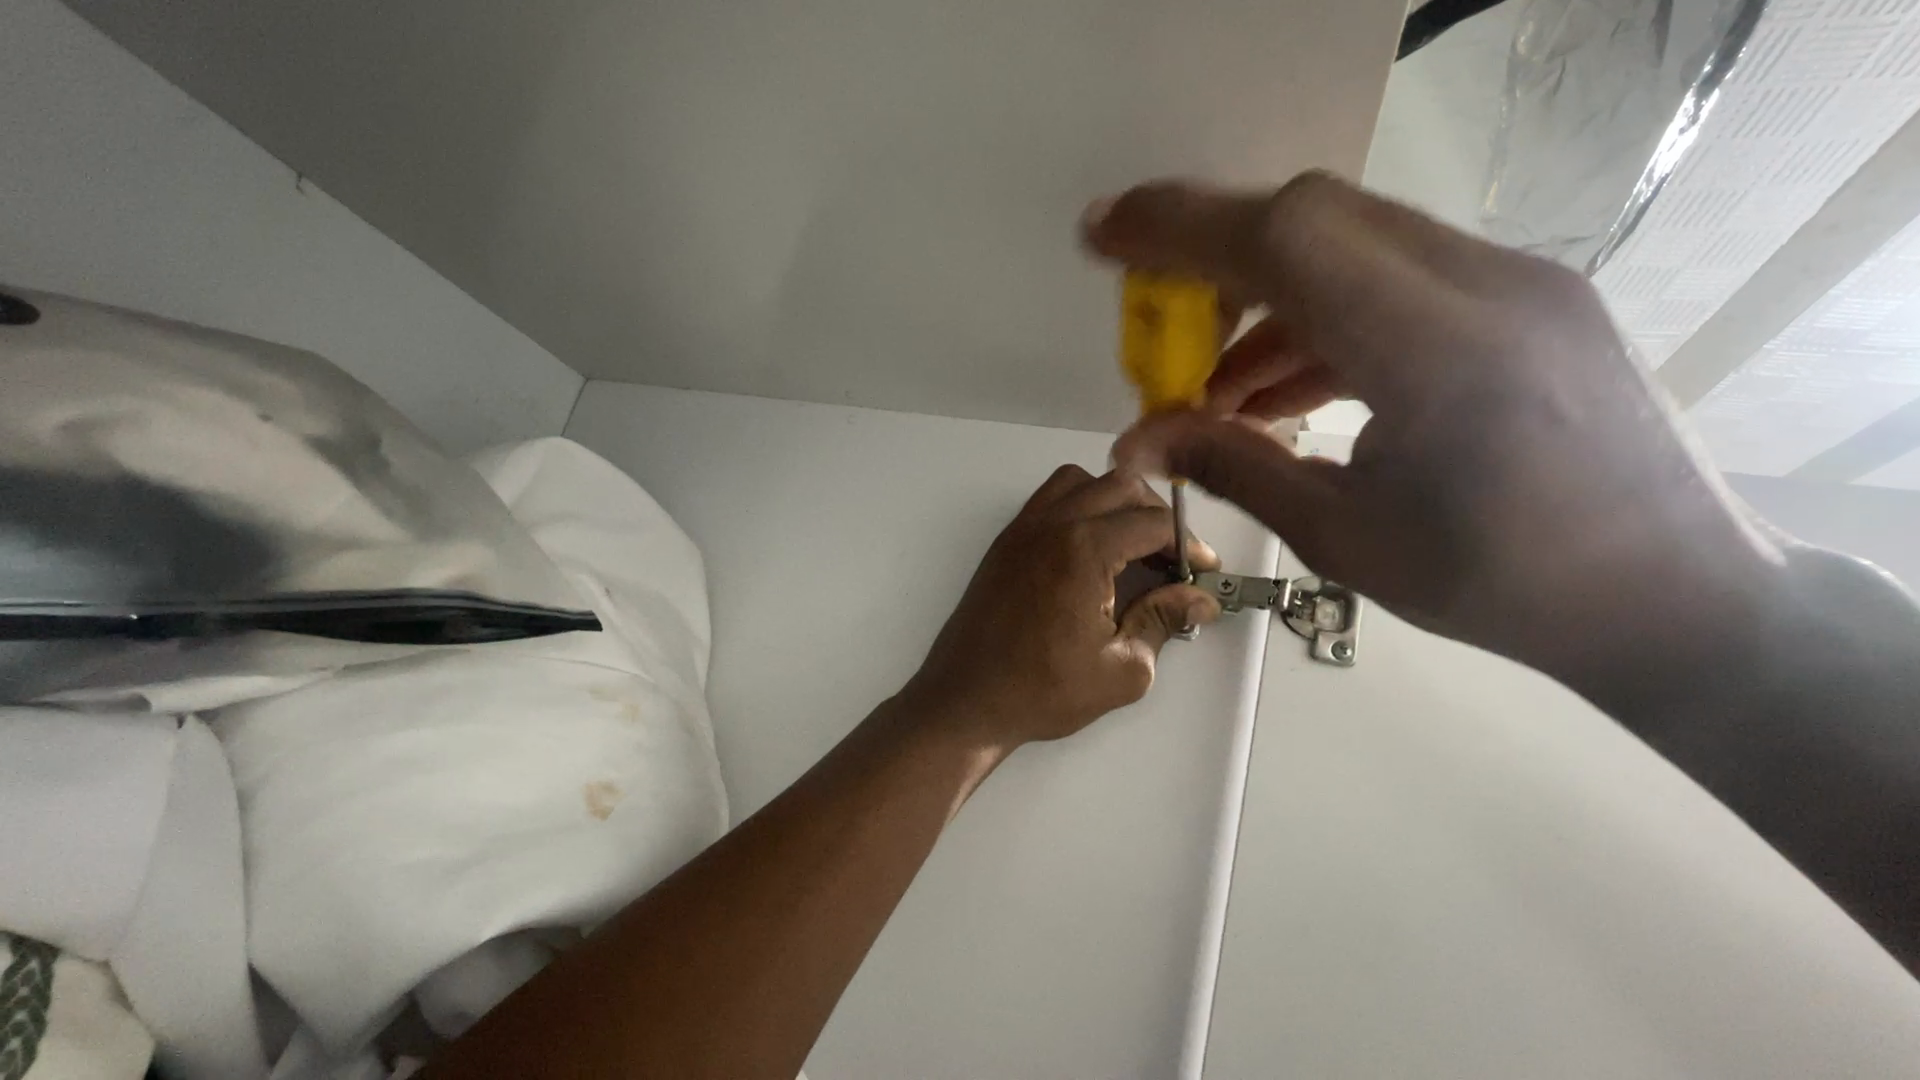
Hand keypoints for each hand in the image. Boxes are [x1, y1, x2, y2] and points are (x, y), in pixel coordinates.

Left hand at [903, 465, 1221, 748]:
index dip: (1189, 544)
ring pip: (1082, 481)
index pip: (1153, 523)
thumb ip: (1163, 620)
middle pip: (1121, 486)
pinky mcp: (1006, 541)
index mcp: (1082, 550)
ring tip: (1132, 546)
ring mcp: (1023, 528)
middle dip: (1157, 515)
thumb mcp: (1122, 669)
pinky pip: (1050, 498)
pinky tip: (1092, 550)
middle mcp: (1051, 524)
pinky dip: (1080, 505)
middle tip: (1173, 559)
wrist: (966, 700)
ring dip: (1115, 500)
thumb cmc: (1041, 691)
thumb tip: (1199, 599)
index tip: (1203, 571)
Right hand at [1086, 173, 1785, 684]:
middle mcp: (1485, 285)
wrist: (1676, 597)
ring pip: (1353, 242)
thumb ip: (1232, 466)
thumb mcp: (1344, 537)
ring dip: (1266, 298)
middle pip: (1315, 217)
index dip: (1182, 227)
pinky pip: (1396, 276)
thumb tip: (1135, 441)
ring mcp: (1515, 281)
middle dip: (1212, 255)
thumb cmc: (1503, 587)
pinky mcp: (1524, 296)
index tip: (1104, 235)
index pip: (1288, 240)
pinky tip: (1284, 385)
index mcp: (1438, 351)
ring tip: (1216, 386)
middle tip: (1156, 321)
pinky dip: (1322, 316)